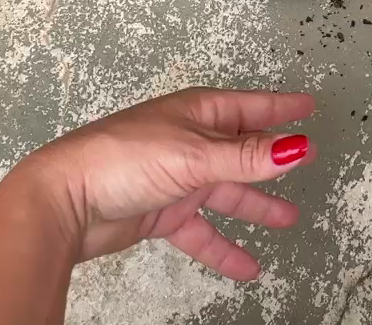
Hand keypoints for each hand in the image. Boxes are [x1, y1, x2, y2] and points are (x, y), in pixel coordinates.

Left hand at [17, 87, 315, 278]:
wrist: (62, 201)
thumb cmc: (126, 158)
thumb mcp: (196, 155)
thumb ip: (248, 157)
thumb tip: (298, 146)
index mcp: (201, 111)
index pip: (253, 106)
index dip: (282, 108)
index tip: (309, 106)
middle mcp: (192, 139)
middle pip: (243, 151)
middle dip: (275, 159)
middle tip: (308, 161)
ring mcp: (177, 176)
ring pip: (226, 191)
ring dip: (256, 205)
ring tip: (288, 219)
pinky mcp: (161, 212)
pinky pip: (201, 230)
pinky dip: (223, 246)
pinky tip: (246, 265)